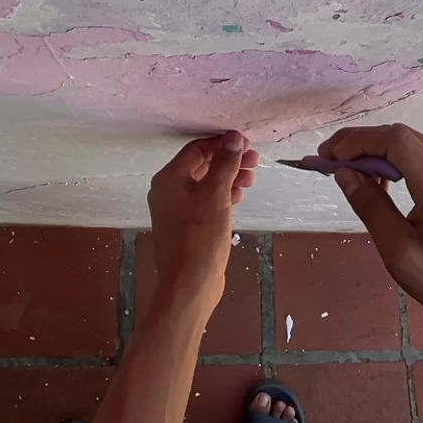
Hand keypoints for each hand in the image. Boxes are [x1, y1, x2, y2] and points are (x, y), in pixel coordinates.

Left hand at [147, 131, 256, 313]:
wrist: (190, 284)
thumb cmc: (200, 237)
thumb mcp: (216, 195)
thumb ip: (225, 164)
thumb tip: (232, 138)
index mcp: (169, 178)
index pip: (197, 149)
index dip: (222, 143)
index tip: (246, 143)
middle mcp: (168, 190)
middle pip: (202, 165)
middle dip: (229, 160)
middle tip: (254, 160)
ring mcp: (176, 209)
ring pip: (205, 183)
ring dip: (228, 177)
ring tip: (251, 178)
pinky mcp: (186, 225)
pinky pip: (205, 200)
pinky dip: (222, 194)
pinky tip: (239, 195)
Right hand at [320, 124, 422, 340]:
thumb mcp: (400, 252)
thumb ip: (371, 208)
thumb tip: (344, 174)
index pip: (396, 141)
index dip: (358, 141)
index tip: (329, 156)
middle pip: (402, 136)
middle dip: (362, 141)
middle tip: (329, 158)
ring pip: (412, 144)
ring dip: (377, 149)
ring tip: (348, 168)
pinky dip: (395, 160)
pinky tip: (379, 181)